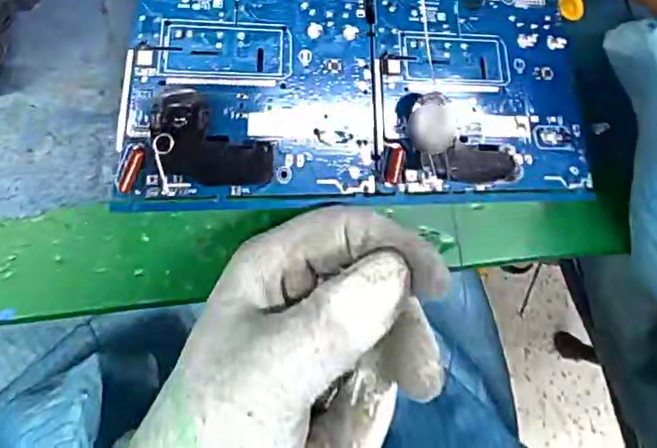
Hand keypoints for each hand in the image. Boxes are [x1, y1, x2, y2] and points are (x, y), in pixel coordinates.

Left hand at [129, 207, 449, 447]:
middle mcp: (296, 297)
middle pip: (372, 284)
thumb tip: (396, 270)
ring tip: (346, 435)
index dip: (393, 244)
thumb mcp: (271, 371)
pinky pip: (367, 388)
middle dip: (396, 330)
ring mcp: (312, 347)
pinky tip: (330, 444)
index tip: (437, 284)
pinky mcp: (324, 393)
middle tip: (421, 378)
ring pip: (377, 340)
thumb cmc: (219, 431)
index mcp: (273, 268)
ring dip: (377, 386)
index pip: (344, 229)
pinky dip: (361, 419)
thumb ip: (332, 320)